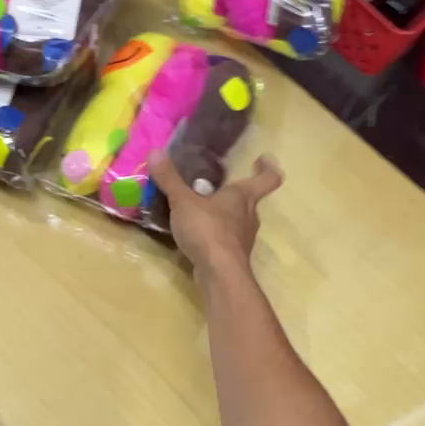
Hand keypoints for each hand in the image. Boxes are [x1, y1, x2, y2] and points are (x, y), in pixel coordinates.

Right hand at [150, 151, 282, 276]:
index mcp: (243, 197)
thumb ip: (170, 179)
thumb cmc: (207, 230)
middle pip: (248, 200)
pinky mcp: (233, 257)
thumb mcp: (183, 202)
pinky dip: (214, 237)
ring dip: (223, 216)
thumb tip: (156, 152)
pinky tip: (197, 238)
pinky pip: (225, 241)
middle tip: (213, 189)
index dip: (267, 168)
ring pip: (237, 222)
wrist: (219, 273)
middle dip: (234, 194)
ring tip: (200, 213)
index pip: (268, 178)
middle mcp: (249, 216)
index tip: (261, 160)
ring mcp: (243, 239)